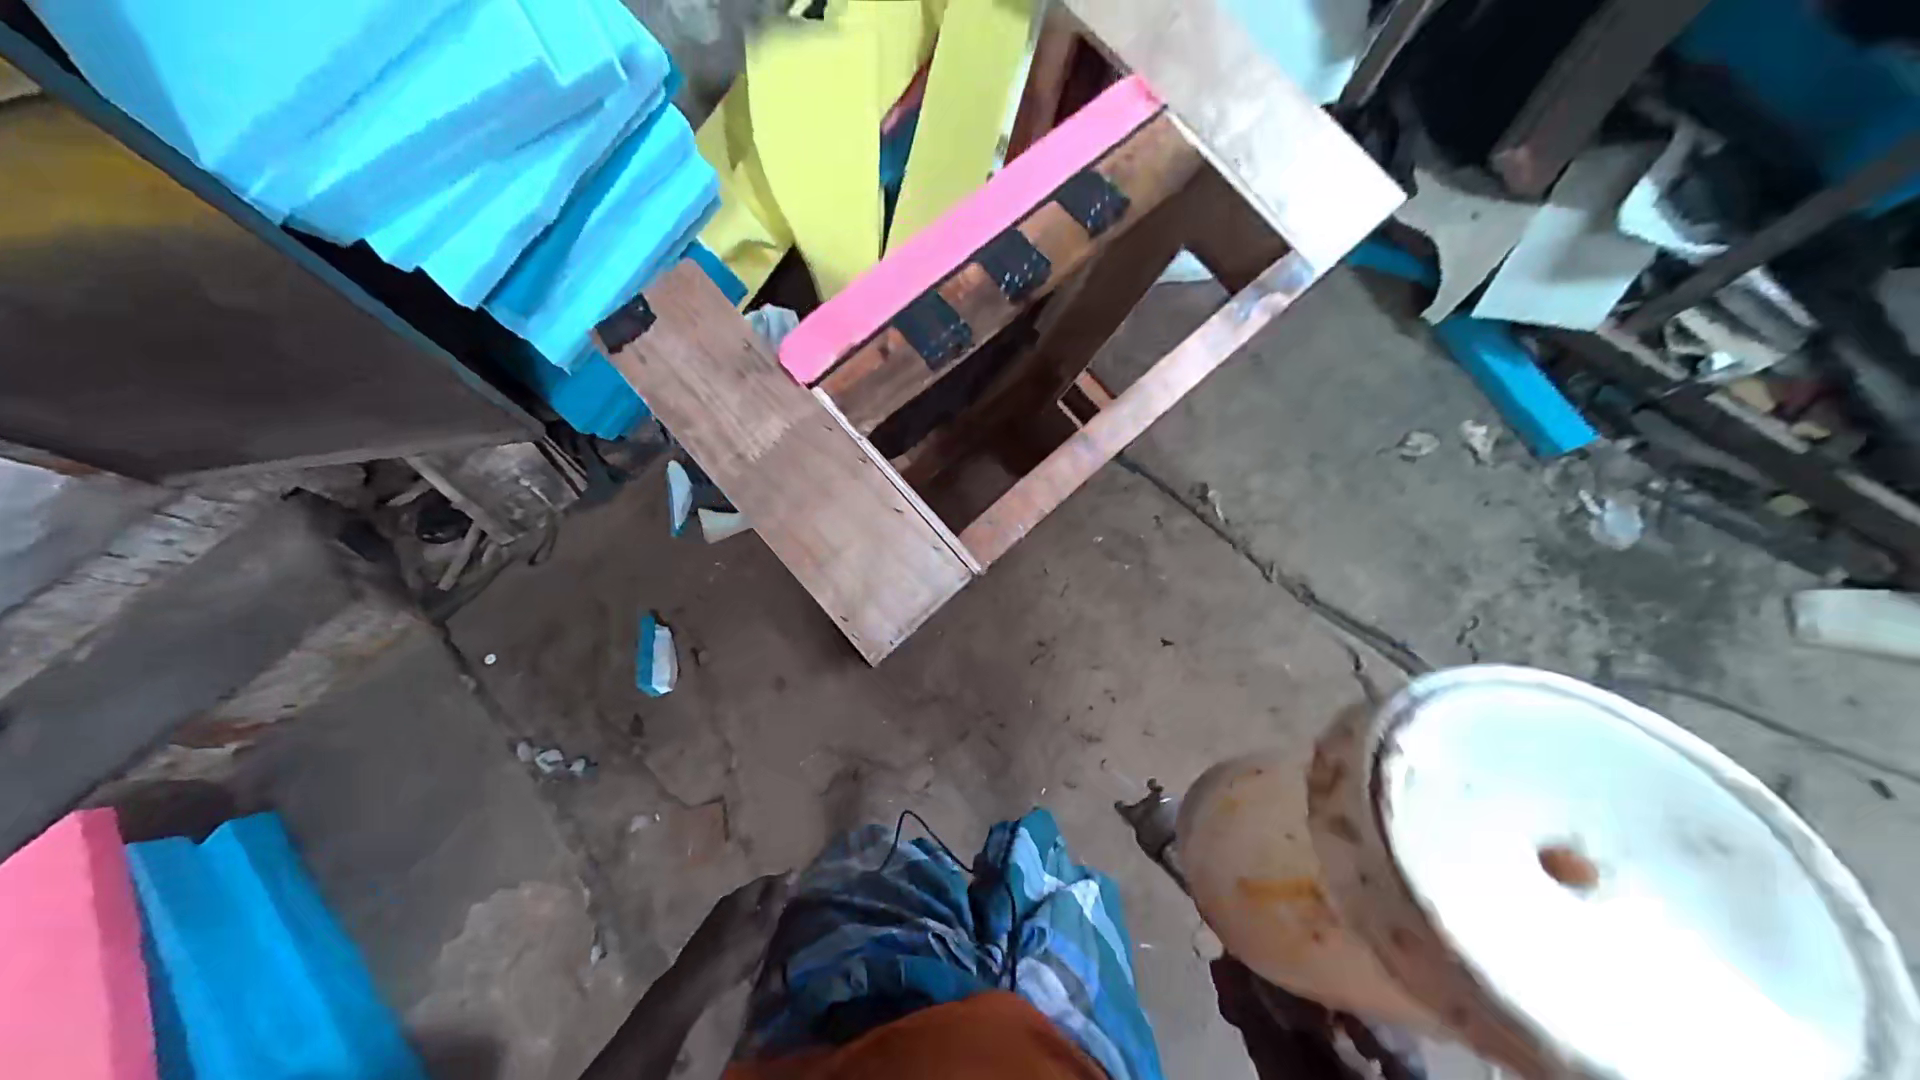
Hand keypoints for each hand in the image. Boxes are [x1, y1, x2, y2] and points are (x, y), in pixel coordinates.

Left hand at [674, 872, 792, 997]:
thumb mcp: (763, 925)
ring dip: (757, 917)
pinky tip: (750, 944)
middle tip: (788, 913)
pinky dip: (746, 930)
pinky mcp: (707, 937)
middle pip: (754, 895)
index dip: (783, 884)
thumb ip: (777, 899)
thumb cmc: (734, 952)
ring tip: (771, 930)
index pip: (767, 880)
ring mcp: (715, 919)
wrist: (693, 983)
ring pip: (742, 911)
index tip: (798, 894)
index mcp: (742, 894)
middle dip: (770, 901)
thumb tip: (793, 871)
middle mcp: (727, 901)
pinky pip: (734, 926)